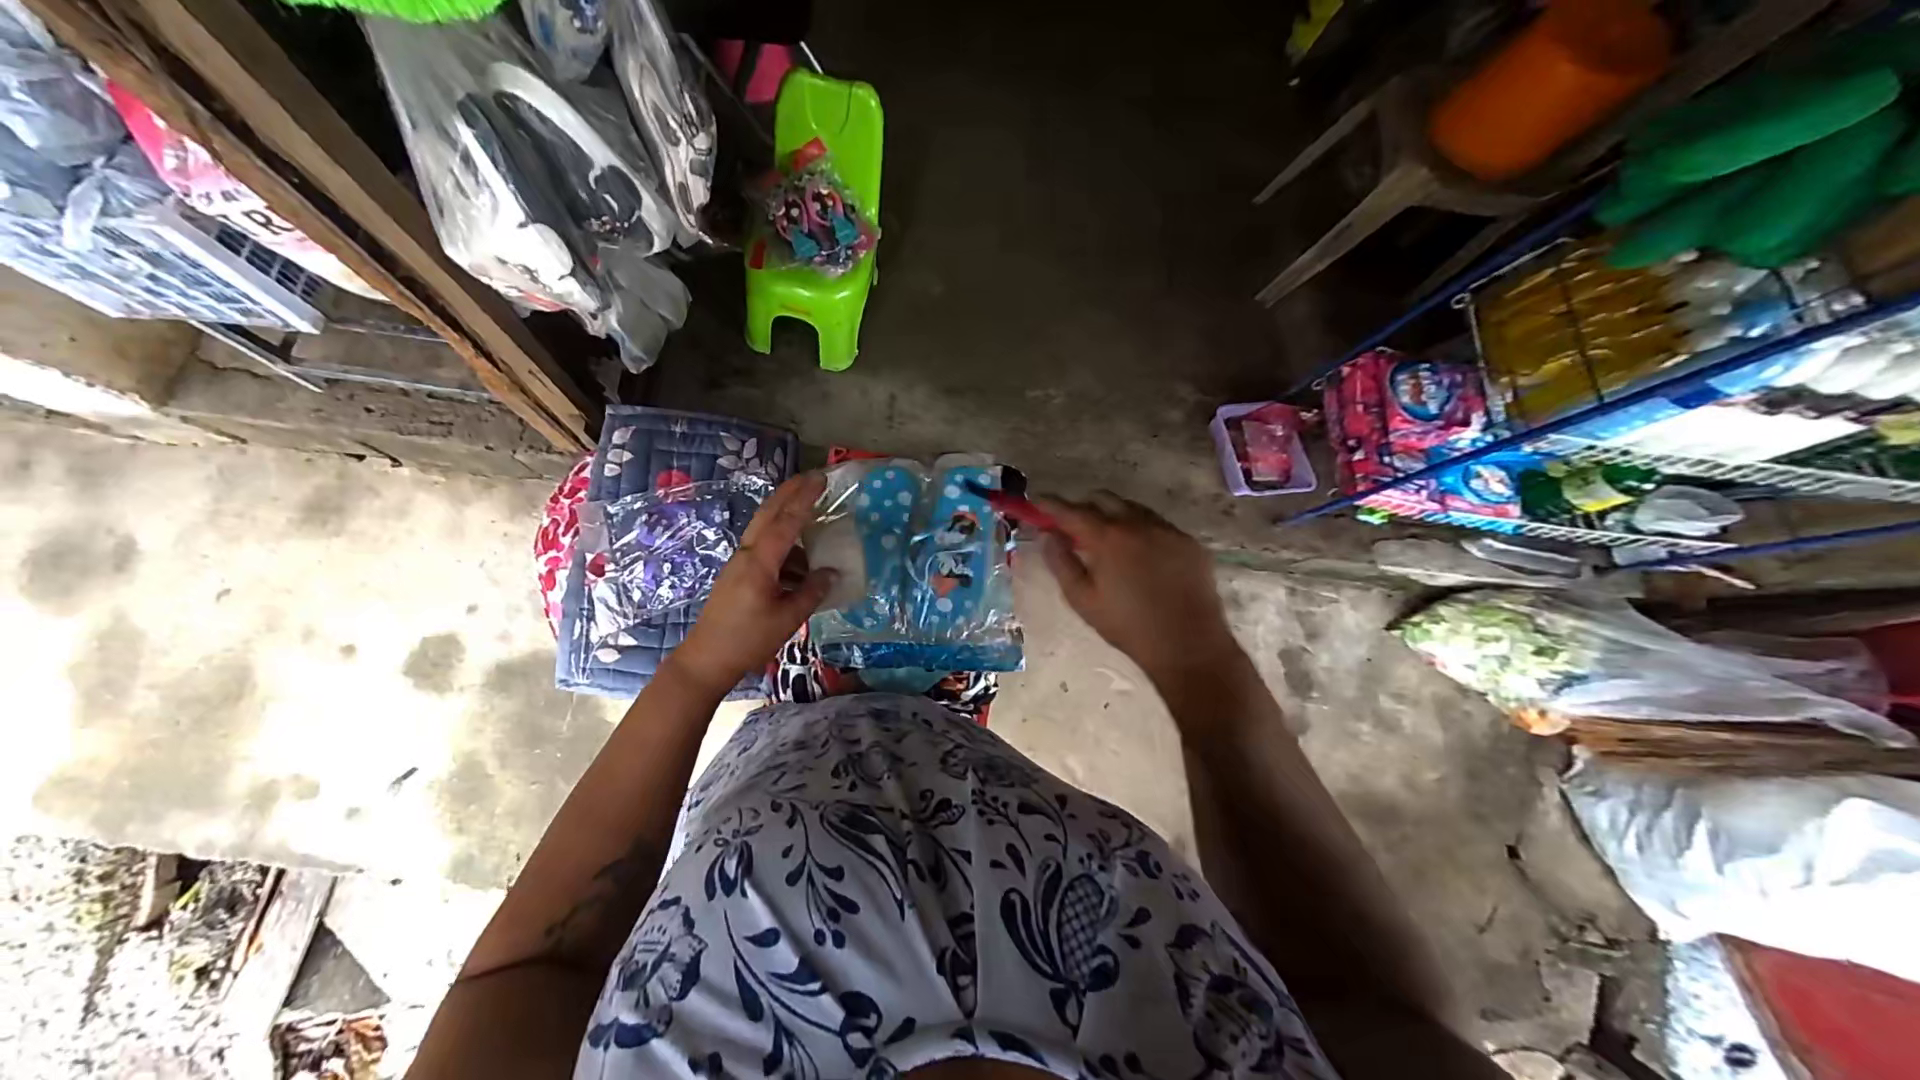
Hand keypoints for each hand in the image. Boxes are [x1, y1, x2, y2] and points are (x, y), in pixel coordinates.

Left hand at [669, 471, 835, 696]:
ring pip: (766, 530)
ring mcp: (740, 563)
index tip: (821, 479)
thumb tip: (831, 572)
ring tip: (814, 518)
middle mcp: (747, 554)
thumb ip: (811, 591)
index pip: (786, 521)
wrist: (707, 659)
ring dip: (788, 518)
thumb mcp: (788, 618)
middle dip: (790, 492)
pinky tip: (801, 561)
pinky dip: (784, 544)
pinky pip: (764, 548)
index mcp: (760, 562)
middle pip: (769, 513)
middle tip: (813, 477)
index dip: (805, 499)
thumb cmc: (748, 640)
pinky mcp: (738, 575)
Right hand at [1033, 491, 1239, 681]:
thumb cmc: (1127, 626)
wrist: (1187, 644)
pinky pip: (1158, 524)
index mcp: (1108, 538)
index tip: (1038, 501)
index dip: (1051, 505)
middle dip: (1084, 506)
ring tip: (1107, 538)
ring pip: (1133, 508)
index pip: (1072, 512)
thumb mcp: (1083, 600)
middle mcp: (1138, 524)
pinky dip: (1140, 529)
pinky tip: (1140, 554)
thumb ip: (1061, 563)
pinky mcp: (1189, 542)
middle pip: (1104, 499)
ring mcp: (1168, 530)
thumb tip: (1049, 536)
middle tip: (1073, 526)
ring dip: (1114, 515)